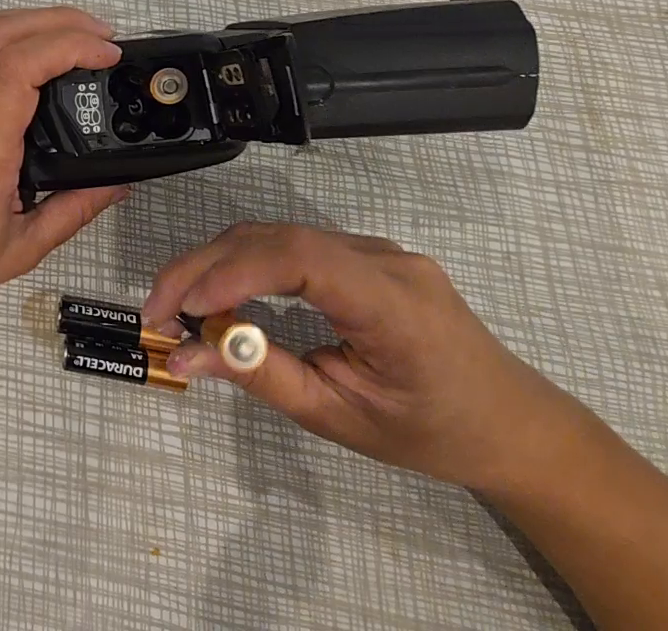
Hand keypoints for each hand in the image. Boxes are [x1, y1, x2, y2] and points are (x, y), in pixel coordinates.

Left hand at [0, 8, 129, 325]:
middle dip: (58, 21)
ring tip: (60, 31)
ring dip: (22, 20)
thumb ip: (74, 212)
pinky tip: (6, 44)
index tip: (103, 52)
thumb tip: (114, 184)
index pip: (19, 69)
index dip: (68, 45)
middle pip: (0, 36)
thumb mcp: (19, 249)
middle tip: (95, 35)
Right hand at [142, 223, 584, 491]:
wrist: (512, 424)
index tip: (181, 308)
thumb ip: (263, 378)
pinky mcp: (362, 255)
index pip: (301, 259)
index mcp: (395, 305)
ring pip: (273, 235)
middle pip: (274, 238)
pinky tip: (219, 295)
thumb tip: (186, 355)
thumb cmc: (434, 432)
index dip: (232, 273)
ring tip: (176, 305)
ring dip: (215, 263)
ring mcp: (375, 250)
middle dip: (202, 267)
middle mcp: (385, 260)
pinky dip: (241, 265)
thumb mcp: (342, 417)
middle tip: (155, 309)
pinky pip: (288, 246)